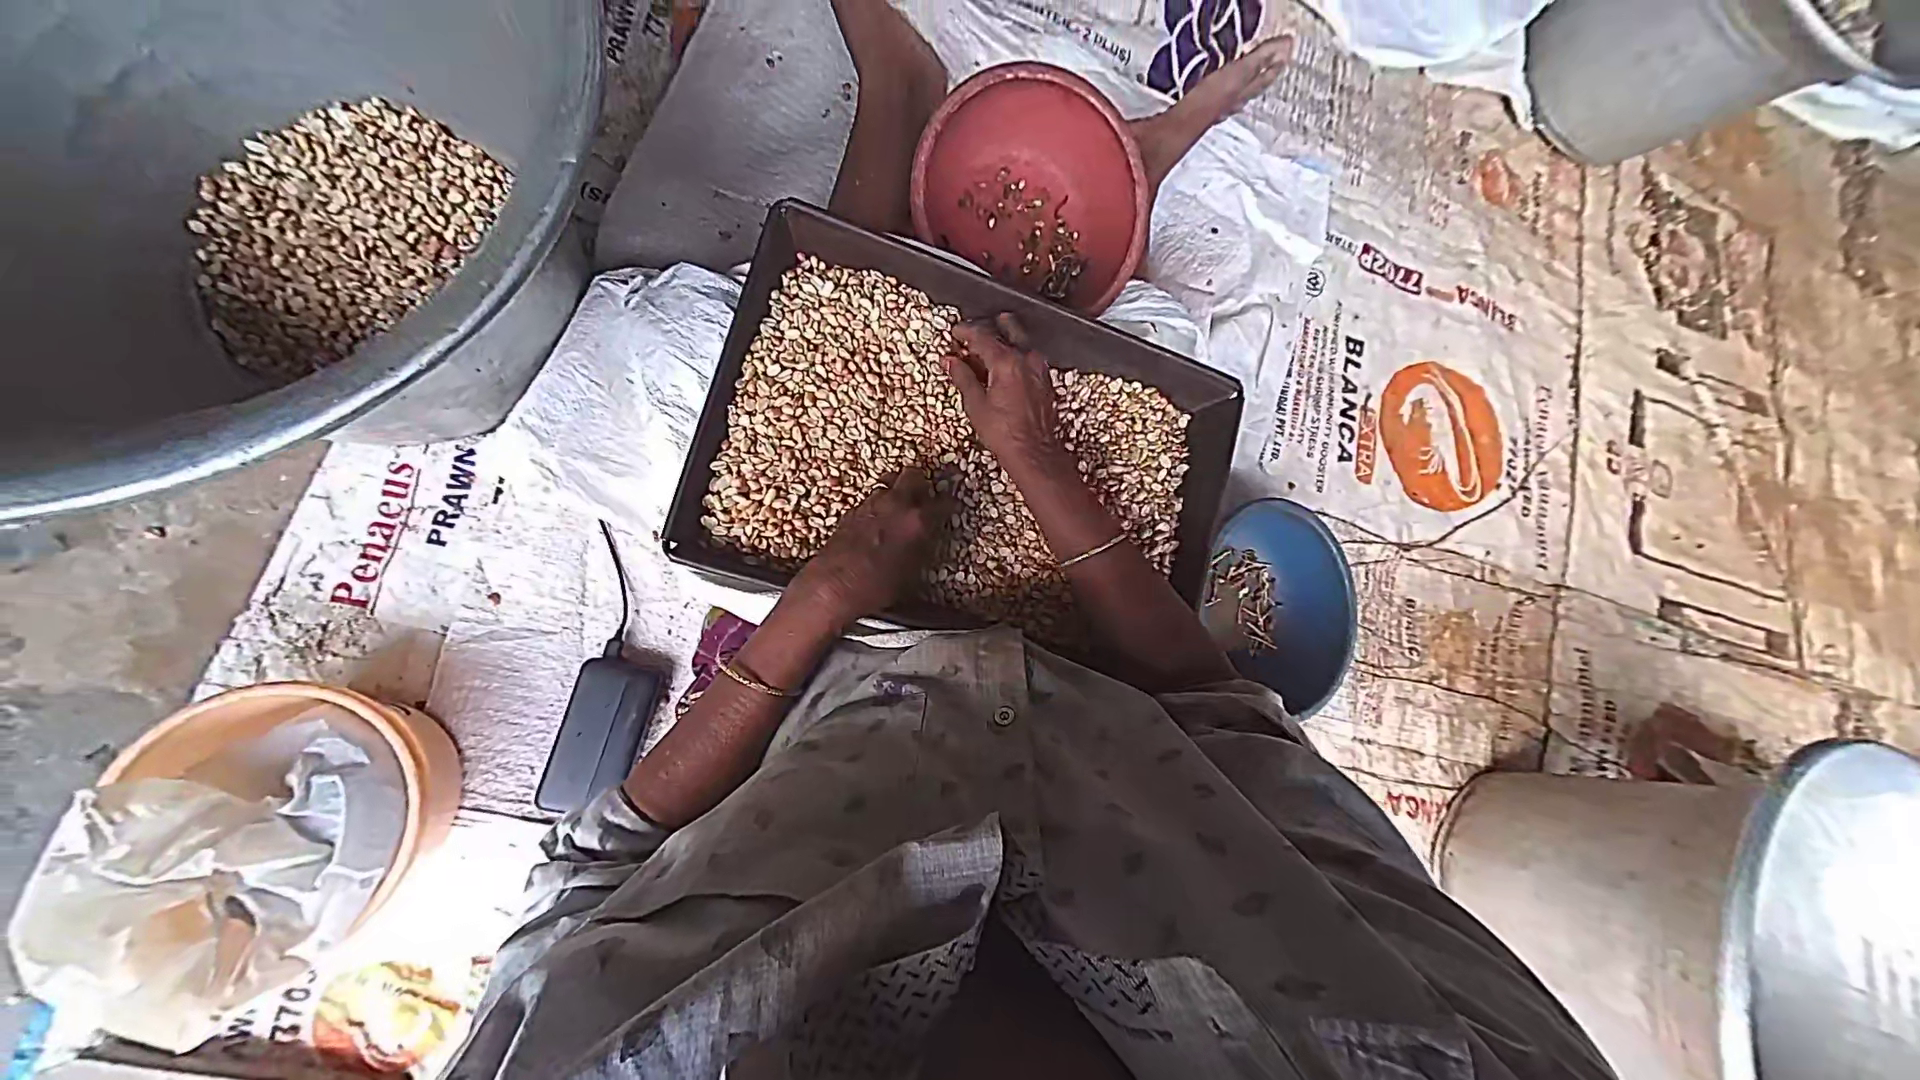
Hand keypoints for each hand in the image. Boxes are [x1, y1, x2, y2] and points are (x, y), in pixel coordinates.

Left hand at [787, 467, 951, 625]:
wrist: (834, 586)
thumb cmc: (877, 586)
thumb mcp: (913, 573)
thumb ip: (923, 548)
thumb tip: (926, 540)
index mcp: (918, 520)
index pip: (943, 502)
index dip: (948, 504)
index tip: (949, 508)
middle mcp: (896, 504)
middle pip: (914, 475)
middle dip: (921, 483)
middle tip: (924, 496)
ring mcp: (872, 504)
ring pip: (889, 483)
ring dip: (897, 490)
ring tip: (900, 507)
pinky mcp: (852, 511)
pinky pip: (871, 498)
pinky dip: (878, 504)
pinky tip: (877, 521)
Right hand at [946, 314, 1059, 468]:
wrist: (1034, 454)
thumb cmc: (1006, 434)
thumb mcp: (976, 405)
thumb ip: (963, 377)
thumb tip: (951, 362)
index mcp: (1007, 362)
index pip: (982, 336)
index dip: (965, 332)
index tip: (956, 332)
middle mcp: (1027, 360)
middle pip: (1004, 333)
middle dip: (985, 333)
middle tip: (969, 339)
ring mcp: (1039, 370)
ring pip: (1018, 344)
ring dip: (1000, 344)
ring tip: (983, 355)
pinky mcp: (1044, 382)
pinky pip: (1027, 359)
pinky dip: (1013, 358)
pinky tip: (1002, 371)